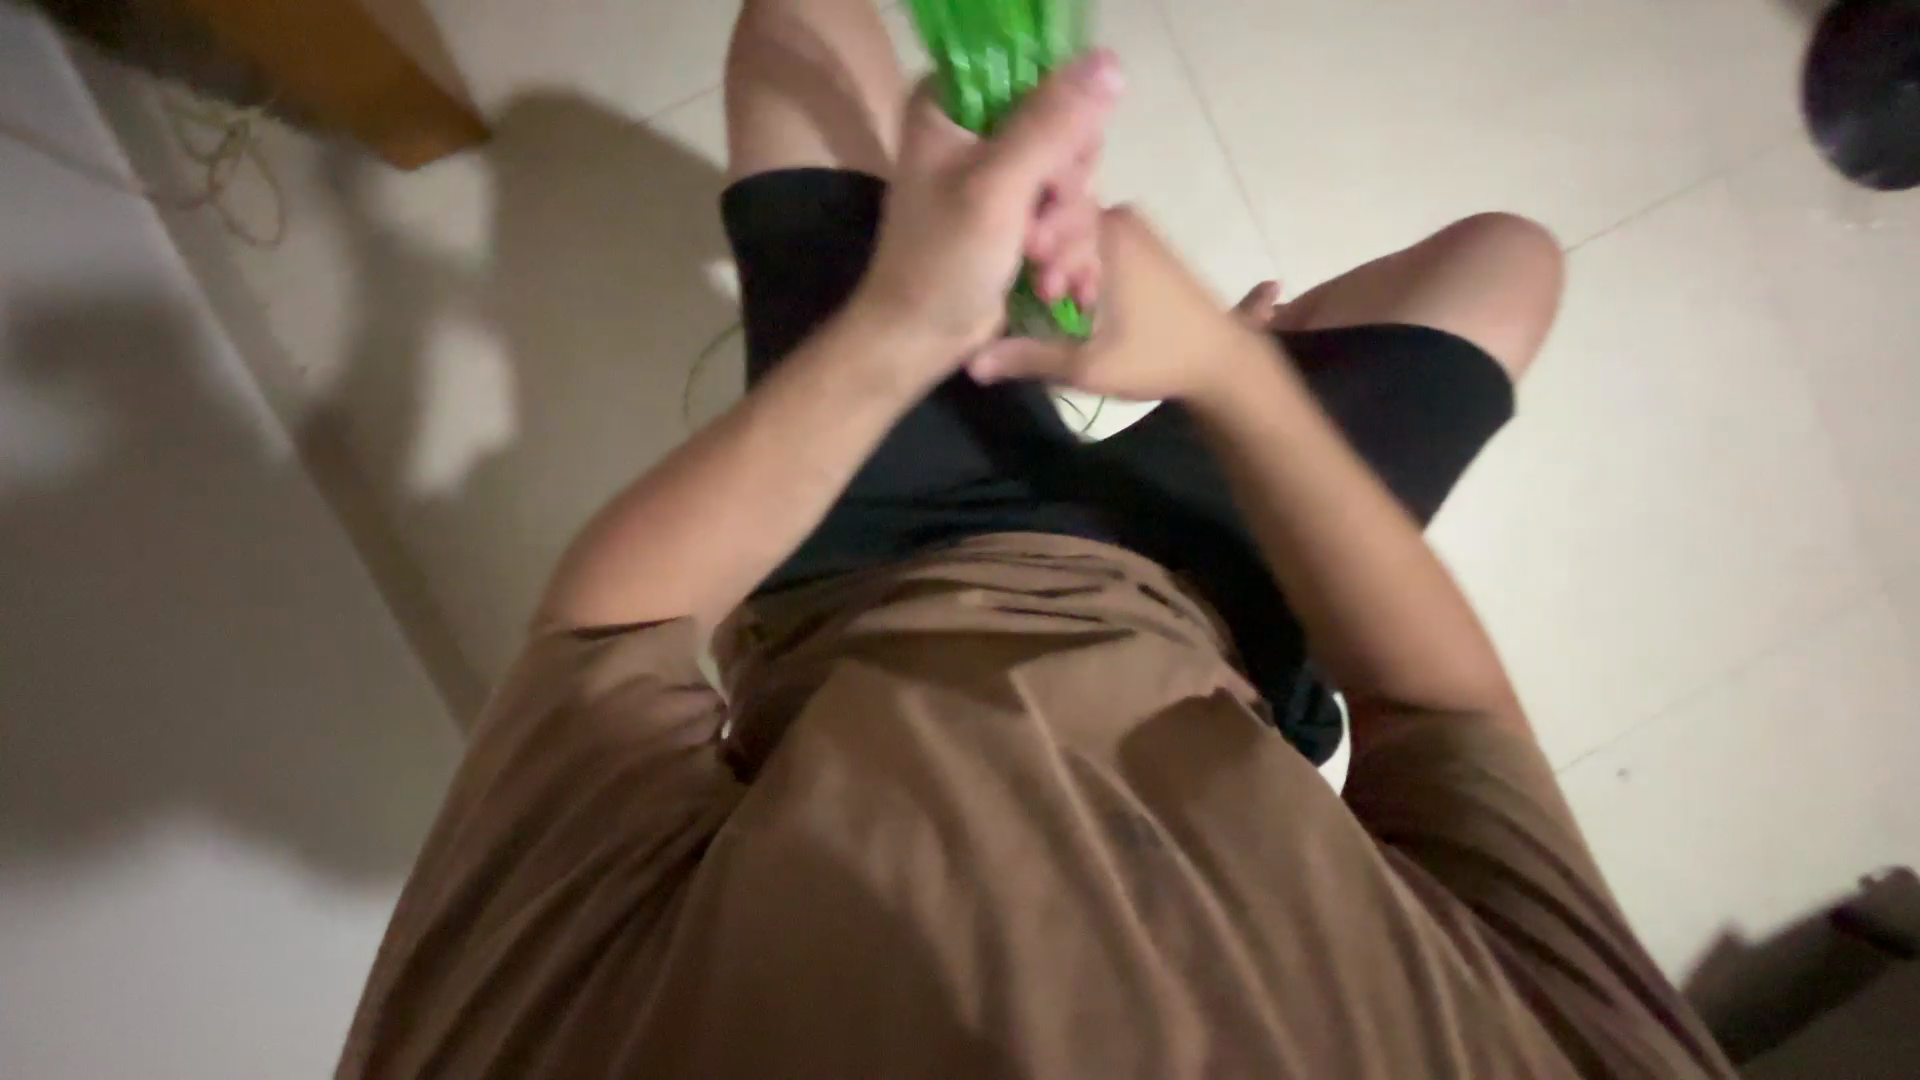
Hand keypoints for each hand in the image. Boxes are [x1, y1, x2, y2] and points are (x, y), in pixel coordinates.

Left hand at [853, 50, 1122, 371]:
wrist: (920, 338)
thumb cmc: (942, 264)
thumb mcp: (996, 189)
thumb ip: (1050, 126)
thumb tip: (1110, 65)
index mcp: (954, 105)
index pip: (1039, 81)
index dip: (1060, 133)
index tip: (1050, 184)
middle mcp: (980, 133)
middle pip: (1068, 138)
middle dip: (1063, 203)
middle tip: (1036, 241)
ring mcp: (1004, 181)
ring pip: (1075, 187)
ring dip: (1068, 240)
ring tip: (1045, 278)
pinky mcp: (1021, 223)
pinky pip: (1071, 222)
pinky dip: (1070, 258)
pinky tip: (1062, 289)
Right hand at [966, 207, 1279, 403]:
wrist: (1220, 361)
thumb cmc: (1156, 357)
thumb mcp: (1087, 366)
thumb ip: (1028, 358)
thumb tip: (970, 363)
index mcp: (1106, 232)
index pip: (1044, 212)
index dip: (1023, 246)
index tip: (1016, 282)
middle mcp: (1117, 216)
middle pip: (1055, 218)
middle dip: (1036, 253)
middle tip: (1029, 293)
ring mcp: (1131, 228)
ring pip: (1071, 230)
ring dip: (1053, 261)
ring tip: (1044, 298)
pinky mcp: (1138, 245)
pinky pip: (1089, 240)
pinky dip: (1071, 262)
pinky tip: (1059, 293)